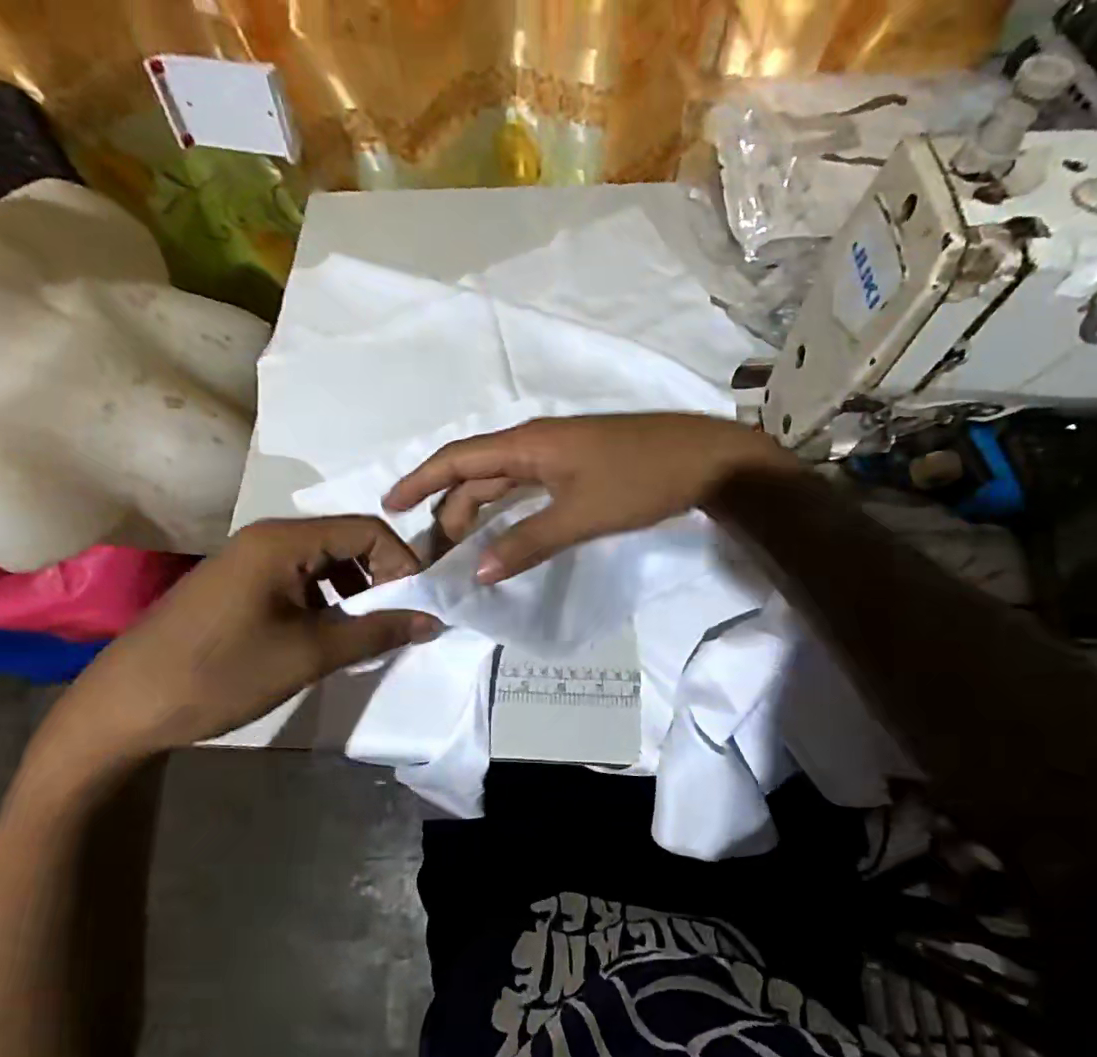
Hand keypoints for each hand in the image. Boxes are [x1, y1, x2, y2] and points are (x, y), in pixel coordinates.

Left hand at [43, 517, 439, 761]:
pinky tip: (324, 635)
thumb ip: (376, 632)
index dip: (402, 562)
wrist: (122, 708)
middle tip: (395, 619)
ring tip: (362, 632)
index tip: (417, 603)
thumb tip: (433, 620)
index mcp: (282, 540)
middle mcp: (265, 537)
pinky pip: (295, 578)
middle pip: (345, 541)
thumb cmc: (220, 673)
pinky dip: (323, 600)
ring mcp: (246, 560)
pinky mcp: (235, 584)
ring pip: (321, 562)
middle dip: (380, 577)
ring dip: (352, 591)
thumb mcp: (308, 655)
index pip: (366, 529)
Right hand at [383, 412, 796, 583]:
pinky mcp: (578, 467)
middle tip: (432, 553)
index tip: (389, 505)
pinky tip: (504, 534)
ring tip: (458, 548)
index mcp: (528, 445)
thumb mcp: (580, 515)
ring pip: (503, 482)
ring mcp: (558, 454)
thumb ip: (527, 543)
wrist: (707, 460)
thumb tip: (478, 572)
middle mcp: (535, 443)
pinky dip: (509, 511)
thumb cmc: (640, 480)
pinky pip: (528, 487)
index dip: (421, 480)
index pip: (458, 459)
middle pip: (476, 474)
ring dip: (478, 511)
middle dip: (448, 508)